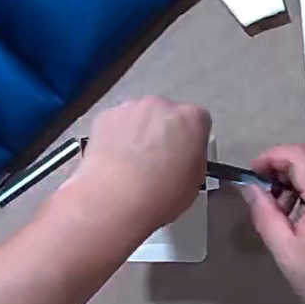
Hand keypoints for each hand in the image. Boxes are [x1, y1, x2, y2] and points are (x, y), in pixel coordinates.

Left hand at [65, 96, 210, 240]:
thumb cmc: (159, 194)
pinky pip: (116, 123)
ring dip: (138, 133)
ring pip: (139, 117)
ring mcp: (131, 108)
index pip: (198, 120)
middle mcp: (161, 105)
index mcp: (191, 118)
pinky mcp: (106, 116)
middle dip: (162, 132)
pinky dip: (116, 136)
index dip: (190, 139)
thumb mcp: (196, 180)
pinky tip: (115, 159)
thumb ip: (193, 156)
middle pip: (166, 114)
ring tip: (132, 163)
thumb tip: (185, 155)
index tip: (184, 153)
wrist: (116, 198)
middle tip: (157, 160)